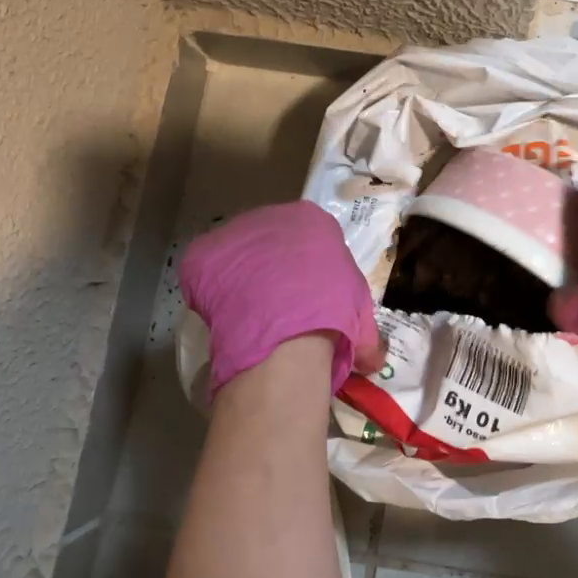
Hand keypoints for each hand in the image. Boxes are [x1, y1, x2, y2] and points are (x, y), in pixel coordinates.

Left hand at [180, 201, 384, 397]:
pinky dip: (212, 291)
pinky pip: (207, 271)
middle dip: (273, 272)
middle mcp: (274, 216)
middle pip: (271, 243)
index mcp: (313, 219)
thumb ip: (363, 331)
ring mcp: (236, 233)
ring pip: (239, 257)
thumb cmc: (334, 316)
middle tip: (277, 309)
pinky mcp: (206, 254)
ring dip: (243, 281)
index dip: (307, 271)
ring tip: (249, 318)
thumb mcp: (361, 319)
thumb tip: (371, 361)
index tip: (307, 299)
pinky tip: (225, 317)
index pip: (309, 238)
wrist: (287, 334)